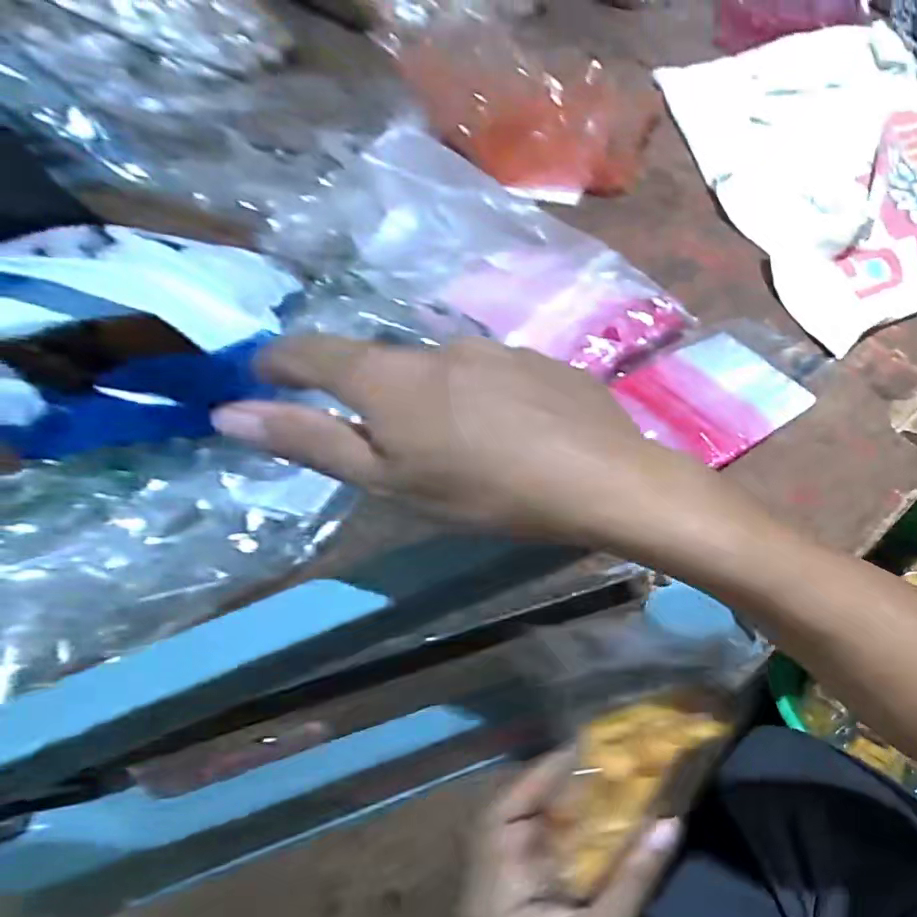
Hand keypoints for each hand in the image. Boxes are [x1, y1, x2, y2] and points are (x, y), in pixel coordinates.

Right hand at [209, 335, 741, 547]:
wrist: (609, 481)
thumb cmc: (495, 492)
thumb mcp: (398, 482)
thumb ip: (316, 443)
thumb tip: (231, 409)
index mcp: (392, 375)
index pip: (312, 351)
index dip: (281, 363)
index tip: (269, 377)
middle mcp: (450, 349)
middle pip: (396, 363)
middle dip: (386, 393)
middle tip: (406, 438)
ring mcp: (513, 354)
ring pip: (463, 371)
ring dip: (456, 397)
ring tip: (481, 441)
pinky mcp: (562, 367)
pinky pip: (517, 379)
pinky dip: (509, 400)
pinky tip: (533, 434)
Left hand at [455, 752, 681, 916]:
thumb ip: (633, 881)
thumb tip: (671, 820)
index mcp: (497, 888)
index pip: (501, 815)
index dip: (538, 776)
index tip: (583, 749)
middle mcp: (493, 883)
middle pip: (514, 815)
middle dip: (556, 781)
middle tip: (606, 756)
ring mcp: (506, 896)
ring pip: (528, 833)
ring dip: (565, 803)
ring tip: (611, 778)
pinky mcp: (523, 906)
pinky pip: (543, 853)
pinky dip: (572, 830)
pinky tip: (604, 825)